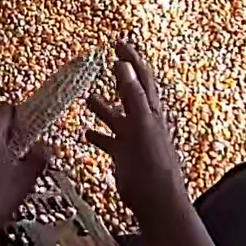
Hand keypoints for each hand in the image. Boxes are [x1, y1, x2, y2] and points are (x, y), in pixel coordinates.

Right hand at [86, 41, 186, 211]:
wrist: (157, 202)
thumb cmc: (151, 164)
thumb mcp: (141, 125)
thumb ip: (132, 96)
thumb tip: (123, 64)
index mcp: (149, 111)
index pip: (141, 77)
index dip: (131, 59)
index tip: (117, 43)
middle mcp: (143, 121)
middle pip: (131, 91)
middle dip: (120, 75)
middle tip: (107, 60)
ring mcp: (133, 138)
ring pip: (117, 116)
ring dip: (104, 105)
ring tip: (88, 96)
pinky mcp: (125, 155)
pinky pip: (110, 140)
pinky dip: (99, 133)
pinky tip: (87, 132)